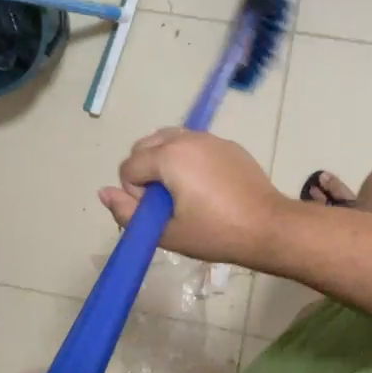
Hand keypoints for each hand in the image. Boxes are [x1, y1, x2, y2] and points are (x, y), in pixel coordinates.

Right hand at [98, 128, 293, 266]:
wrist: (268, 227)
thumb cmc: (215, 233)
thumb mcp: (166, 232)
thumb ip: (128, 212)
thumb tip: (103, 191)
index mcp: (168, 156)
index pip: (129, 166)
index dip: (134, 194)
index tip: (157, 213)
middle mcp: (186, 138)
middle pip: (145, 146)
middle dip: (145, 171)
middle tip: (164, 203)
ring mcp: (210, 138)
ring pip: (169, 139)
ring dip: (163, 161)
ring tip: (180, 192)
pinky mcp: (228, 145)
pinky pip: (194, 144)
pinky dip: (187, 158)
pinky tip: (205, 186)